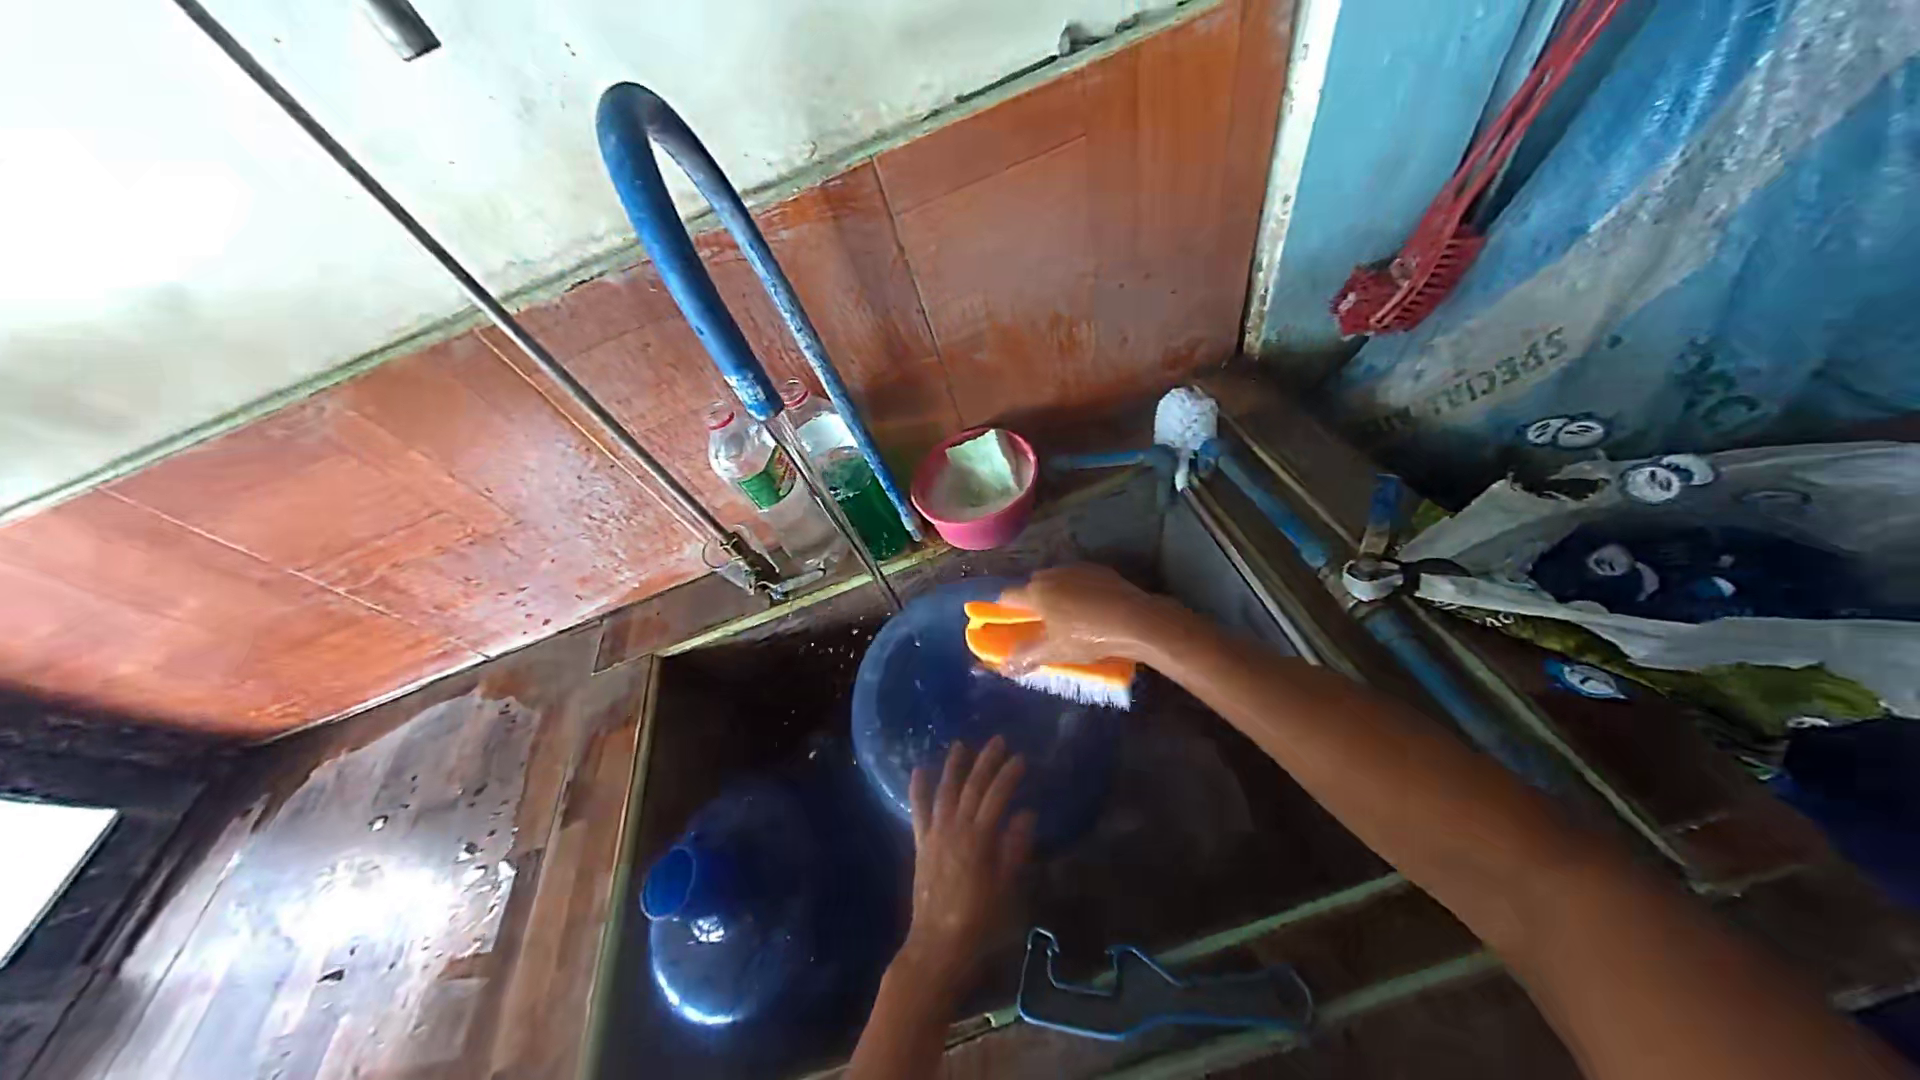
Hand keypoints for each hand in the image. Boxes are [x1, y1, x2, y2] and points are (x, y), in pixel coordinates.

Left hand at [902, 737, 1035, 990]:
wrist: (938, 944)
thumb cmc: (979, 920)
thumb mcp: (1006, 886)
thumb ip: (1015, 848)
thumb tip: (1026, 813)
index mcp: (979, 838)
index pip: (996, 796)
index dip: (1008, 775)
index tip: (1020, 758)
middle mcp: (955, 828)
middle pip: (971, 787)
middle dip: (985, 761)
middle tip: (997, 740)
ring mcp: (934, 833)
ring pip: (945, 790)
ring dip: (953, 766)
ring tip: (960, 745)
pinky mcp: (921, 843)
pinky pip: (918, 809)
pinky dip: (918, 788)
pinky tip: (919, 770)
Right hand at [997, 564, 1177, 672]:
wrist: (1135, 620)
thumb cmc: (1089, 637)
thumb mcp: (1055, 652)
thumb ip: (1026, 656)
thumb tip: (1004, 666)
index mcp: (1036, 593)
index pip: (1007, 596)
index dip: (1005, 609)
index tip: (1012, 622)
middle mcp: (1051, 574)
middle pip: (1032, 585)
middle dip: (1032, 600)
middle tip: (1044, 622)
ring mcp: (1076, 568)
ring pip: (1055, 578)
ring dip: (1055, 592)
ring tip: (1069, 614)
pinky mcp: (1098, 568)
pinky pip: (1078, 577)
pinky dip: (1077, 588)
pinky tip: (1090, 606)